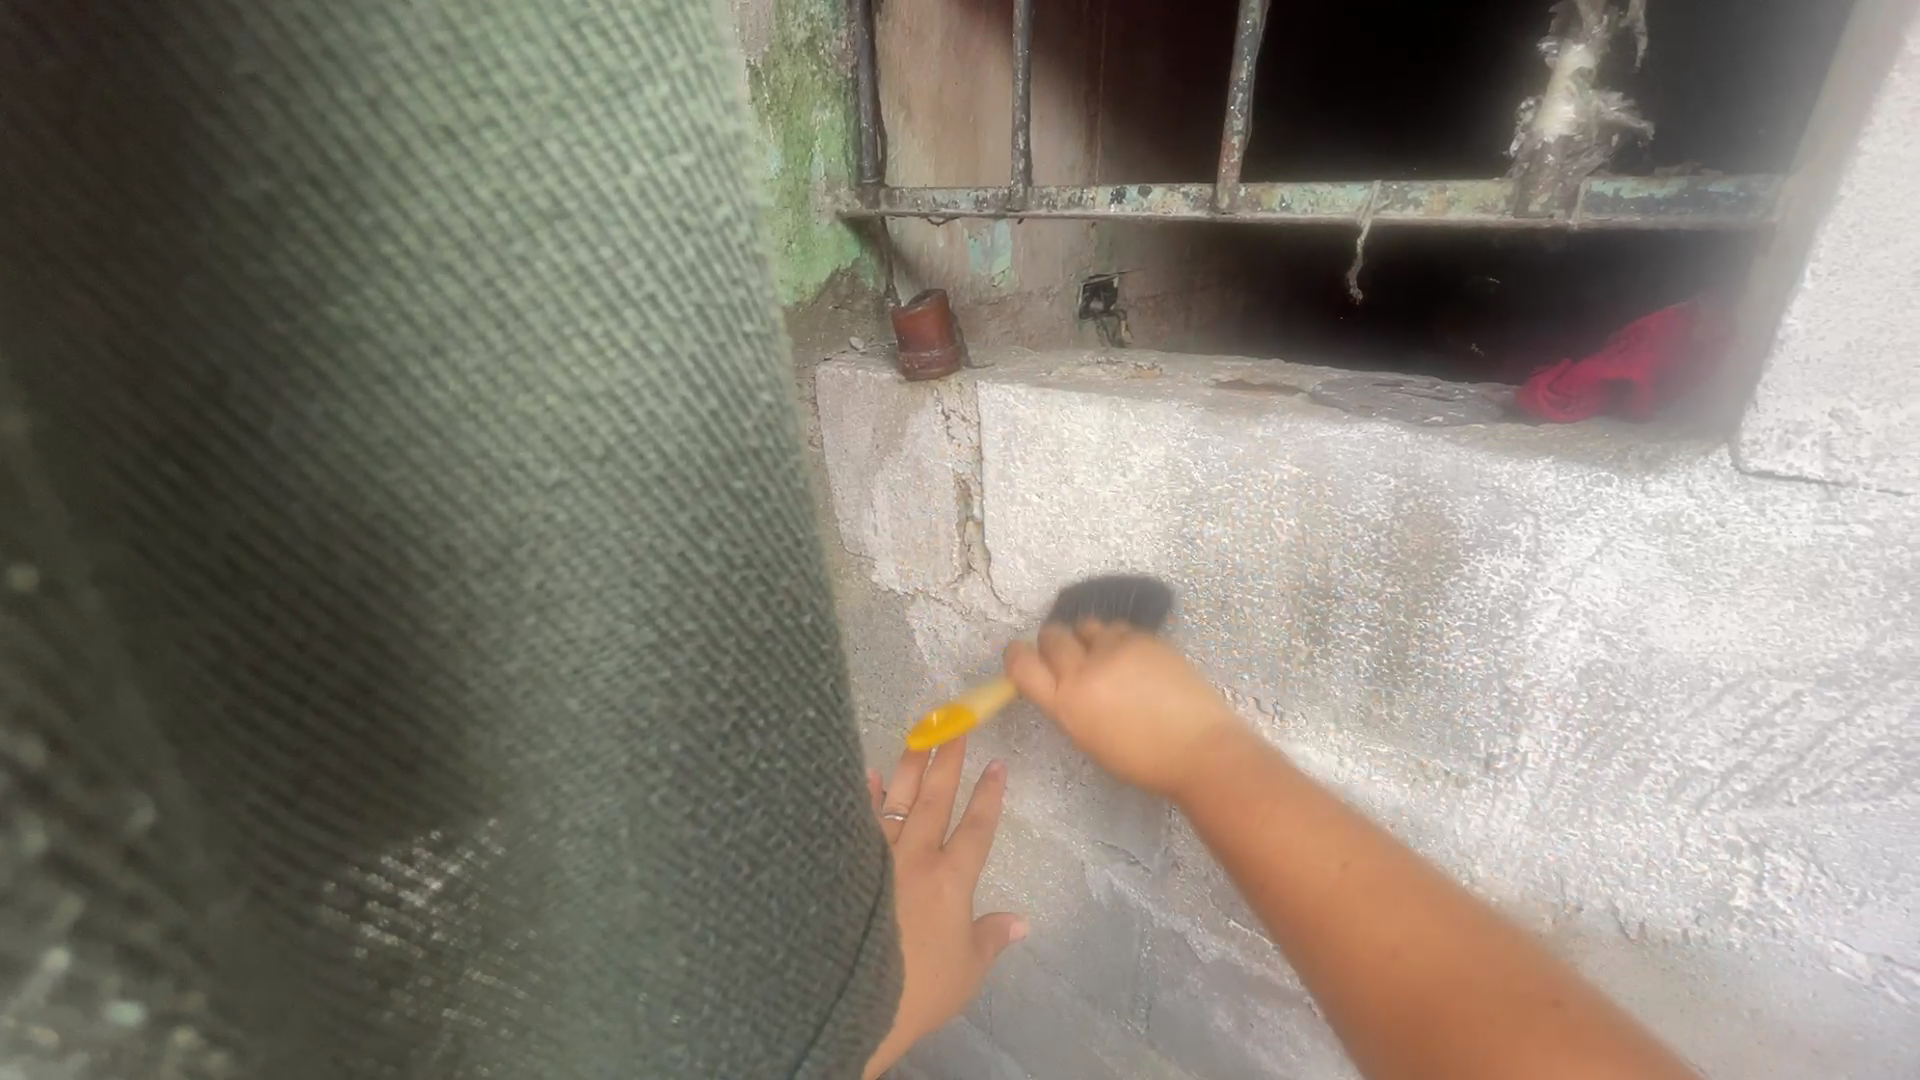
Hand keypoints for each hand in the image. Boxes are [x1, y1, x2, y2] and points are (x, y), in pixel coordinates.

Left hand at [862, 737, 1025, 1079]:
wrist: (853, 1002)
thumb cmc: (917, 990)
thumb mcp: (966, 972)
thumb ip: (991, 938)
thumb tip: (1022, 920)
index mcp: (950, 880)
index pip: (976, 827)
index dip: (989, 795)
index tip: (997, 763)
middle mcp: (916, 856)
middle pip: (936, 798)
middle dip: (950, 758)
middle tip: (957, 722)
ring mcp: (879, 856)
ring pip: (899, 799)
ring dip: (912, 764)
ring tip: (920, 732)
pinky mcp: (849, 863)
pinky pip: (860, 820)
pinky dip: (865, 796)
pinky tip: (868, 774)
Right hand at [1005, 621, 1245, 800]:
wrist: (1200, 749)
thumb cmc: (1142, 760)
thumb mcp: (1087, 738)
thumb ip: (1067, 705)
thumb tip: (1061, 680)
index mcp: (1065, 704)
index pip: (1020, 663)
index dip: (1017, 655)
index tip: (1023, 656)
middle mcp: (1083, 670)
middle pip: (1051, 635)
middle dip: (1054, 644)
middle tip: (1072, 658)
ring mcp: (1115, 649)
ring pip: (1084, 625)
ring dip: (1087, 638)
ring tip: (1106, 657)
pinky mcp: (1143, 638)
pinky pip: (1117, 628)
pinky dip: (1118, 640)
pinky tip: (1134, 660)